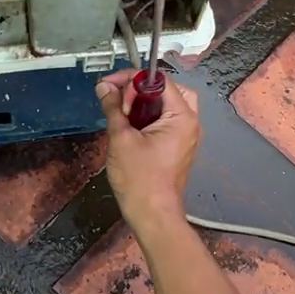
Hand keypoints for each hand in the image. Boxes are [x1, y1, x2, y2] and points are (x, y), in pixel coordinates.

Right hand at [98, 69, 201, 240]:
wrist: (152, 214)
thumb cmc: (139, 179)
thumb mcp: (121, 138)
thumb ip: (113, 108)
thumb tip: (104, 87)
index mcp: (181, 117)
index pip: (159, 81)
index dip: (131, 79)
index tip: (108, 86)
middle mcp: (190, 123)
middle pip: (167, 90)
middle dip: (140, 90)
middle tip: (120, 101)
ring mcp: (186, 136)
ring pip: (167, 106)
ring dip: (143, 104)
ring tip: (123, 114)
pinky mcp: (178, 147)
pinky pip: (166, 122)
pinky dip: (148, 118)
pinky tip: (130, 127)